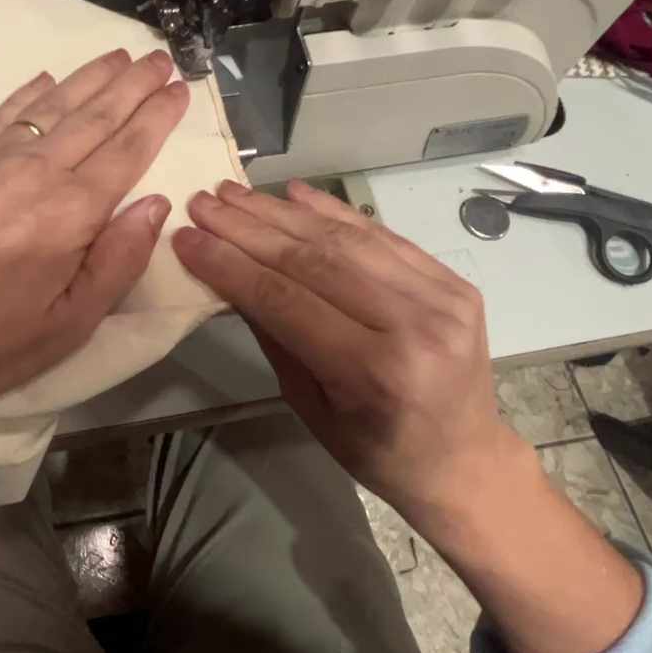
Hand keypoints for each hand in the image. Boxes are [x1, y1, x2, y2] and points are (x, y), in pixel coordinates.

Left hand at [0, 47, 187, 594]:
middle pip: (95, 116)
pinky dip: (29, 93)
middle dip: (133, 84)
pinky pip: (2, 113)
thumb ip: (117, 262)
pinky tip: (47, 78)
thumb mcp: (66, 327)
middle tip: (161, 57)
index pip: (126, 152)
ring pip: (53, 105)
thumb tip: (155, 203)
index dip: (157, 118)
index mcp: (69, 214)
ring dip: (90, 77)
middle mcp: (34, 171)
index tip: (180, 88)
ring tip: (120, 56)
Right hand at [173, 179, 647, 652]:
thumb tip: (227, 274)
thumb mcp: (310, 407)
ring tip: (234, 193)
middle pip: (314, 260)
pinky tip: (292, 193)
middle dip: (248, 228)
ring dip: (281, 211)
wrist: (465, 459)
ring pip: (344, 239)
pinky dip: (332, 209)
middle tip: (203, 202)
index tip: (186, 237)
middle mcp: (415, 326)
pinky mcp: (451, 279)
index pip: (286, 300)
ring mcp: (441, 297)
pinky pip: (381, 234)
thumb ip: (273, 335)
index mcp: (376, 373)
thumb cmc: (376, 449)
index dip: (230, 265)